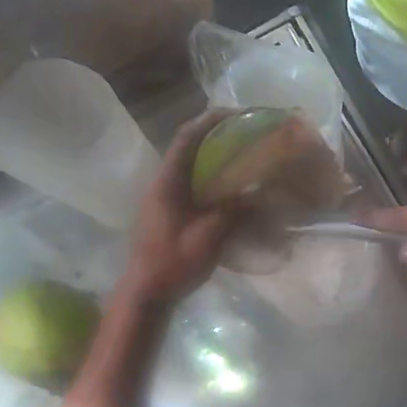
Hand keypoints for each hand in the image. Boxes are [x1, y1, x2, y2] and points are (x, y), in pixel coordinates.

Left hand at [122, 110, 232, 300]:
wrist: (145, 292)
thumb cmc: (173, 262)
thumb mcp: (209, 236)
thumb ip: (234, 211)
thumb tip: (261, 192)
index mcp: (168, 182)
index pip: (188, 137)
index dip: (211, 120)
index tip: (239, 113)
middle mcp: (164, 183)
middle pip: (191, 147)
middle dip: (219, 135)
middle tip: (250, 134)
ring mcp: (165, 198)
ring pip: (193, 166)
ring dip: (218, 157)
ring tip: (248, 157)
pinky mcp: (171, 213)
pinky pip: (196, 185)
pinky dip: (216, 179)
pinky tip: (236, 189)